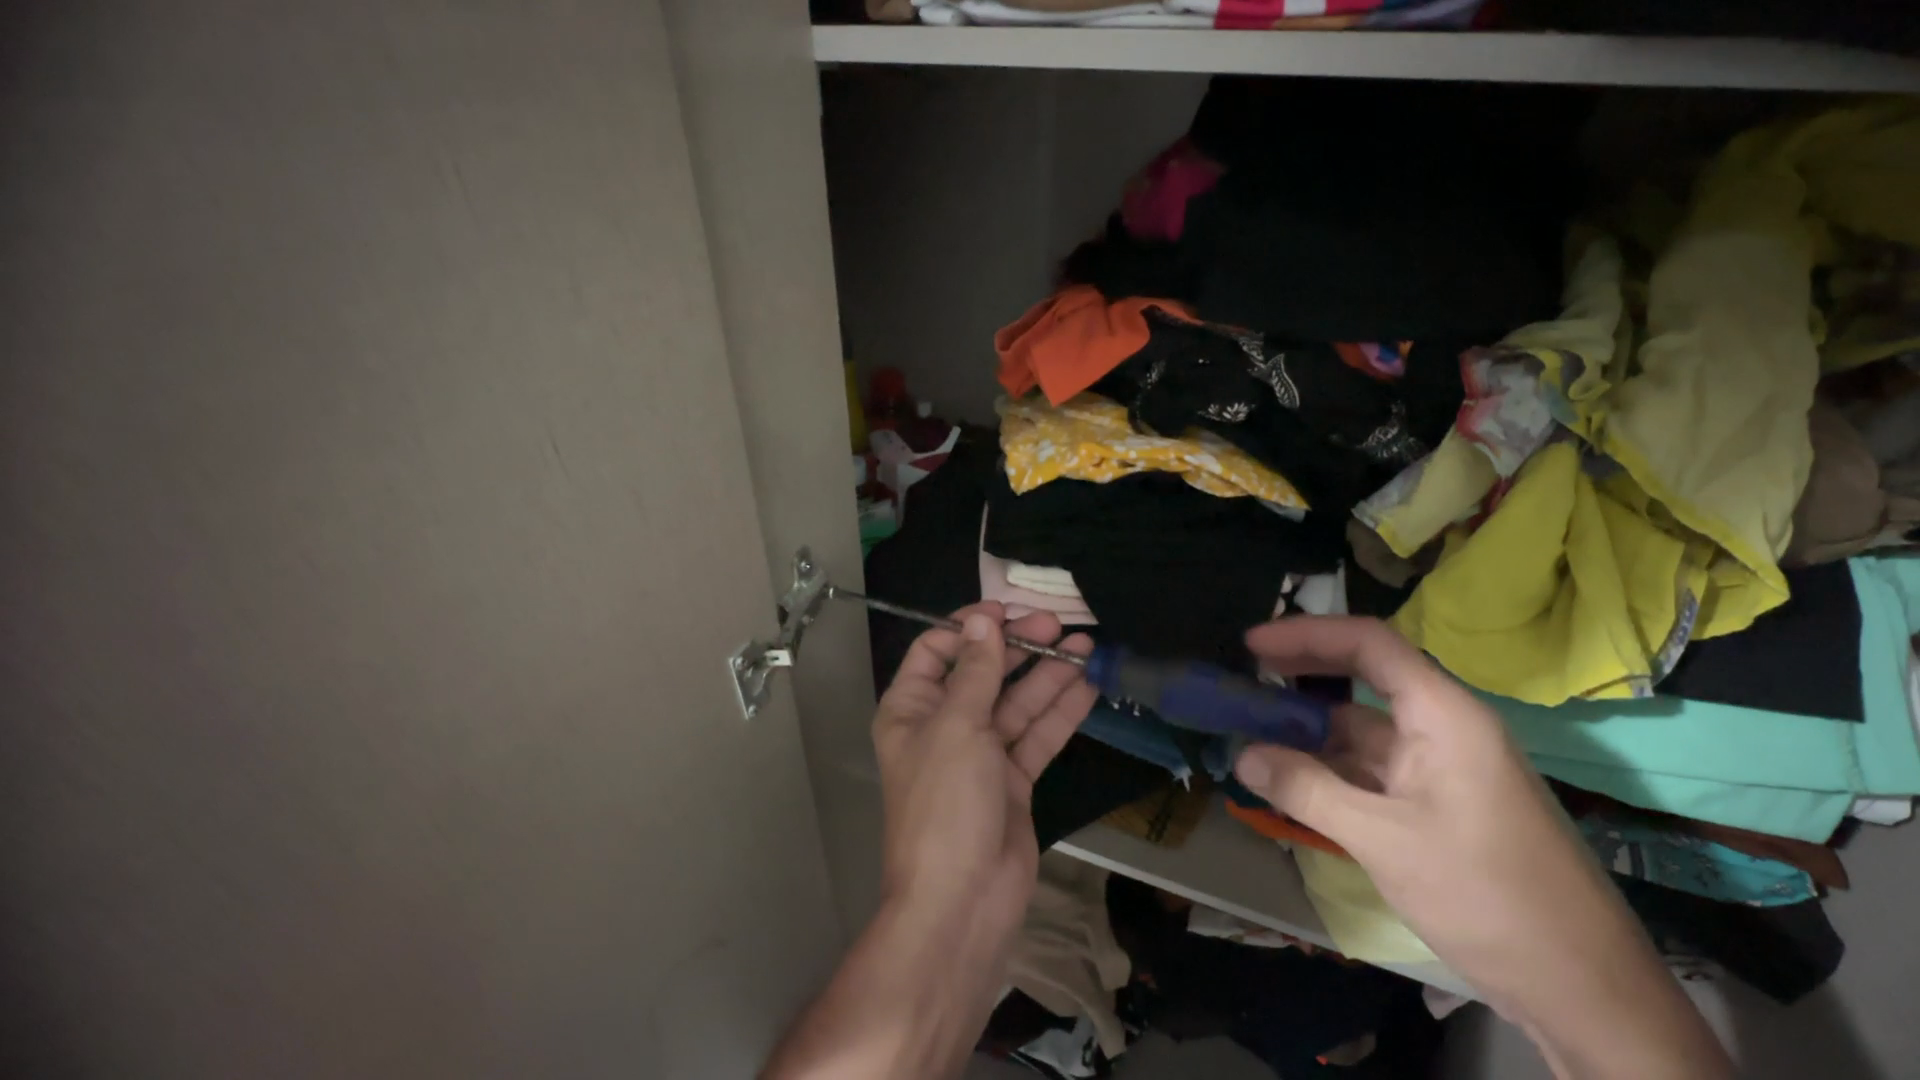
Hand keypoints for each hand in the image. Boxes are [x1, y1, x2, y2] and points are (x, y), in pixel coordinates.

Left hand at [872, 601, 1096, 936]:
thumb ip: (975, 672)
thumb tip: (981, 620)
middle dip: (1019, 647)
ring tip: (1087, 646)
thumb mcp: (956, 727)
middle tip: (1059, 626)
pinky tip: (1088, 687)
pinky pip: (1036, 738)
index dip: (970, 628)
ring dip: (1048, 675)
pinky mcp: (1012, 782)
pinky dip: (1060, 714)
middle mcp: (943, 726)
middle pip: (983, 673)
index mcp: (911, 710)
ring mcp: (980, 755)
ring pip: (1016, 704)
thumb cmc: (945, 804)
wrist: (962, 900)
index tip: (1008, 612)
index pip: (936, 651)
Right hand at [1231, 616, 1729, 1079]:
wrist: (1579, 983)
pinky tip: (1286, 783)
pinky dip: (1327, 771)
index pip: (1370, 645)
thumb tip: (1242, 754)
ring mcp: (1440, 770)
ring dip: (1307, 733)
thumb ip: (1307, 790)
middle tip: (1239, 683)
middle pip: (1363, 681)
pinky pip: (1370, 773)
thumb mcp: (1383, 839)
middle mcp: (1442, 729)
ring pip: (1362, 733)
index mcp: (1443, 715)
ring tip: (1246, 735)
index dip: (1307, 635)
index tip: (1249, 646)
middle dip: (1301, 678)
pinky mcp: (1436, 808)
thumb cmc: (1485, 894)